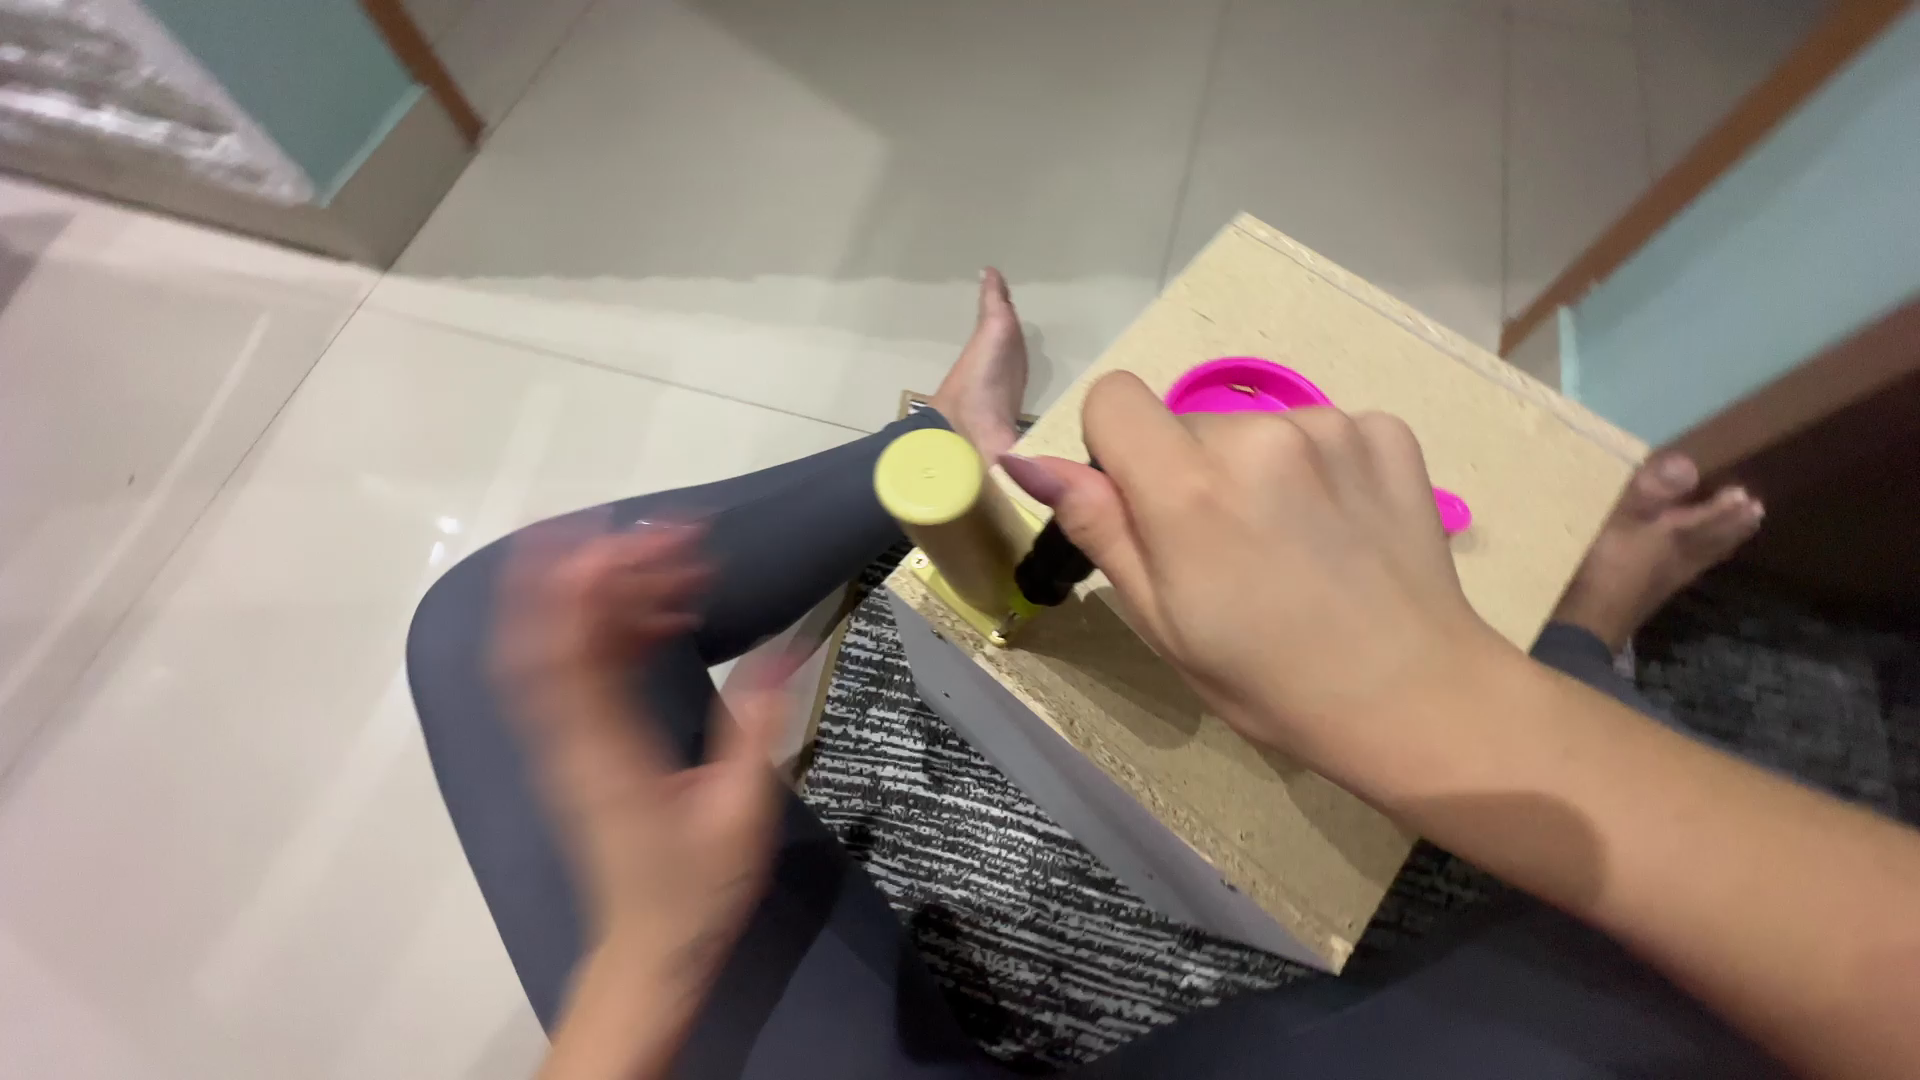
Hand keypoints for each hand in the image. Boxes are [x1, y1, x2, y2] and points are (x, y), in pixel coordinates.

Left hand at [491, 519, 787, 990]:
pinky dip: (617, 625)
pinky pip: (586, 666)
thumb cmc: (696, 885)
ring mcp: (571, 738)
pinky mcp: (585, 743)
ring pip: (564, 642)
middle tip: (669, 532)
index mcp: (604, 747)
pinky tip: (670, 612)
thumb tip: (786, 646)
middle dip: (595, 566)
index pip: (569, 646)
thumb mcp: (743, 809)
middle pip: (550, 631)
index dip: (584, 579)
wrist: (649, 949)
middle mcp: (571, 734)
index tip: (634, 532)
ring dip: (610, 590)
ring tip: (679, 559)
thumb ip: (758, 723)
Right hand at [1001, 372, 1508, 754]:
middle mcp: (1257, 434)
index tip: (1141, 504)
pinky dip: (1311, 467)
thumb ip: (1095, 524)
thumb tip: (1024, 459)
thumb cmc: (1262, 677)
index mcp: (1188, 487)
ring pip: (1246, 425)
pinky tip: (1334, 527)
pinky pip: (1313, 428)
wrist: (1410, 699)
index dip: (1113, 447)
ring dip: (1247, 469)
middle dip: (1182, 469)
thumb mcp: (1157, 616)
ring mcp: (1330, 426)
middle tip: (1219, 549)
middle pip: (1180, 419)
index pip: (1114, 397)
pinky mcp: (1385, 431)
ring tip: (1284, 542)